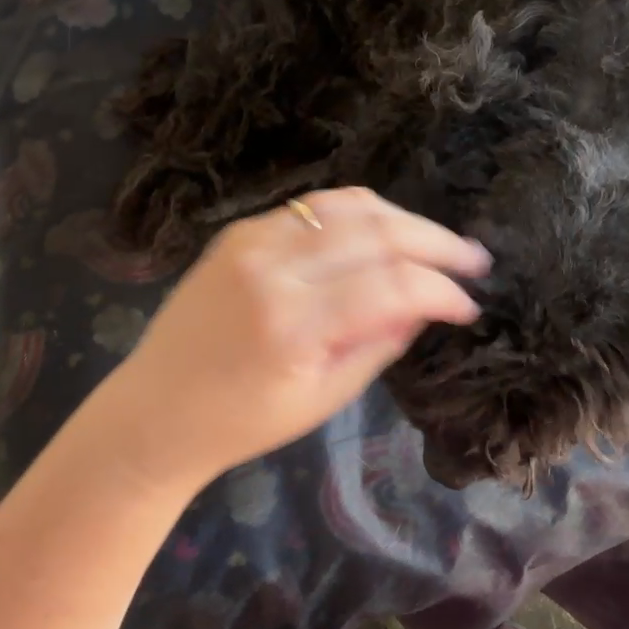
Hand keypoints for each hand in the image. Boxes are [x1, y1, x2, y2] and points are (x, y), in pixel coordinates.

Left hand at [97, 187, 489, 486]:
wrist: (154, 411)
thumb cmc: (242, 423)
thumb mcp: (323, 398)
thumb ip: (380, 343)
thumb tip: (427, 305)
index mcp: (292, 324)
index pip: (391, 286)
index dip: (441, 291)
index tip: (470, 306)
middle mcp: (273, 267)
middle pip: (376, 231)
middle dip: (435, 243)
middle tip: (474, 258)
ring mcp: (252, 239)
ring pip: (349, 205)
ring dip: (402, 219)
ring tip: (437, 242)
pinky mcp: (240, 230)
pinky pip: (315, 208)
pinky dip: (359, 214)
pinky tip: (384, 231)